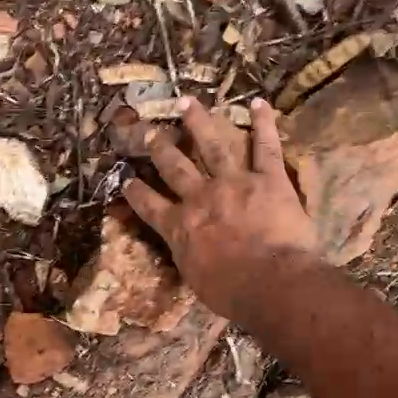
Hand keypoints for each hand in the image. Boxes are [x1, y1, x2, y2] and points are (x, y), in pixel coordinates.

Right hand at [123, 98, 326, 320]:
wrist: (270, 283)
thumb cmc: (232, 294)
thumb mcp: (196, 280)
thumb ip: (190, 258)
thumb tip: (190, 252)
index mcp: (179, 228)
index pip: (149, 206)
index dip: (136, 192)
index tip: (126, 180)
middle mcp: (200, 198)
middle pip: (175, 167)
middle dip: (160, 147)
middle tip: (151, 132)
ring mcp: (234, 183)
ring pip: (212, 145)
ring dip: (199, 121)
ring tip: (188, 103)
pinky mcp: (268, 179)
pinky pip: (266, 146)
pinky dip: (264, 123)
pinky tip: (259, 103)